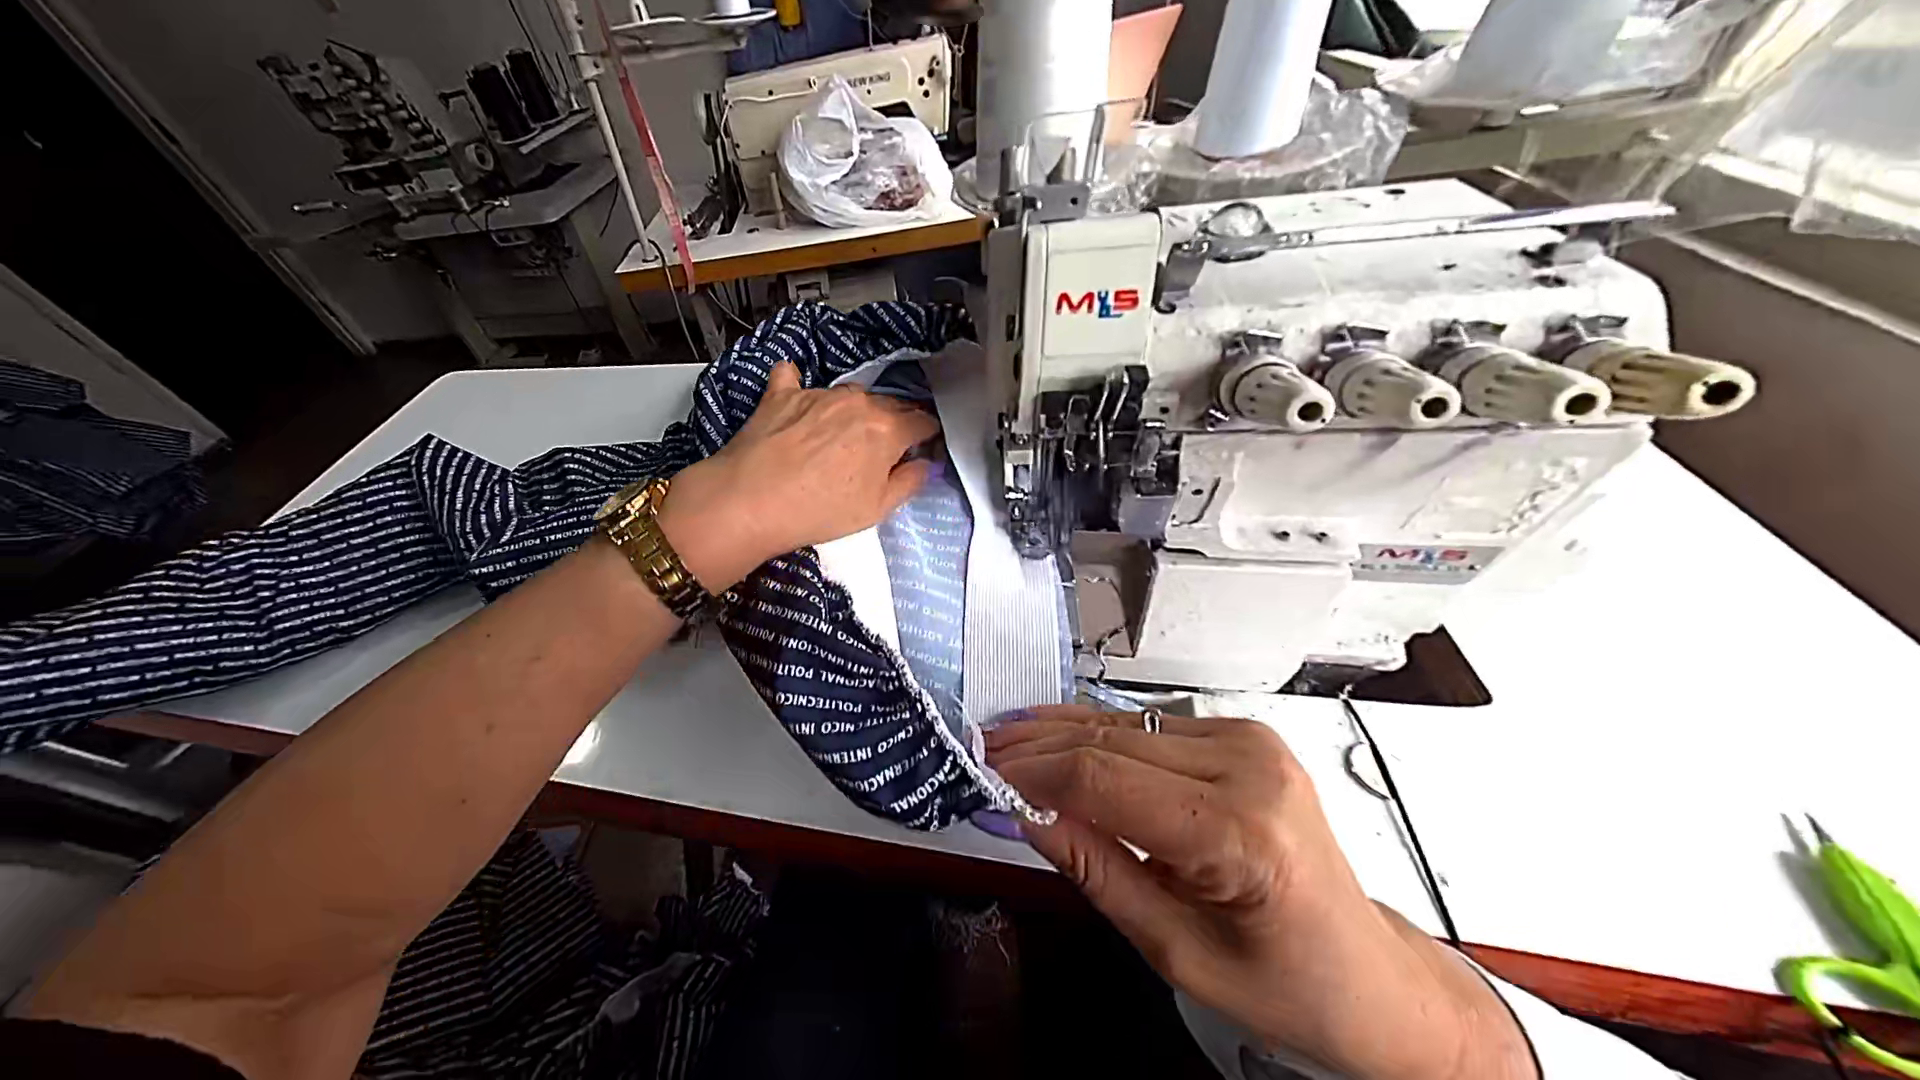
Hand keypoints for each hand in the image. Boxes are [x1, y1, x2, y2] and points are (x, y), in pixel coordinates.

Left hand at [656, 361, 939, 588]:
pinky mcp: (782, 393)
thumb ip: (909, 482)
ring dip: (855, 411)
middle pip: (890, 404)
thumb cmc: (819, 511)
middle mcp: (857, 402)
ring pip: (850, 396)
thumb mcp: (877, 509)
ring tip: (841, 437)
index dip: (926, 436)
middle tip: (884, 449)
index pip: (921, 422)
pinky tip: (797, 399)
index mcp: (887, 428)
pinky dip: (800, 387)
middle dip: (895, 422)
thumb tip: (923, 464)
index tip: (921, 448)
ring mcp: (818, 393)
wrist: (750, 501)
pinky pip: (795, 378)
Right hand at [986, 707, 1536, 1079]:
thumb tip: (1029, 811)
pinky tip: (1063, 734)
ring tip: (1010, 734)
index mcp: (1240, 832)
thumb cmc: (1283, 980)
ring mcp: (1251, 742)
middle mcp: (1250, 767)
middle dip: (1041, 744)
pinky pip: (1153, 726)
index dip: (1037, 771)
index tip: (988, 770)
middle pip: (1113, 740)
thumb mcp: (1175, 949)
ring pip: (1128, 723)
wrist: (1367, 970)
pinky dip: (1101, 733)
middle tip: (985, 746)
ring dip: (1064, 731)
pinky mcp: (1245, 735)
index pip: (1107, 779)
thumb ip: (1096, 869)